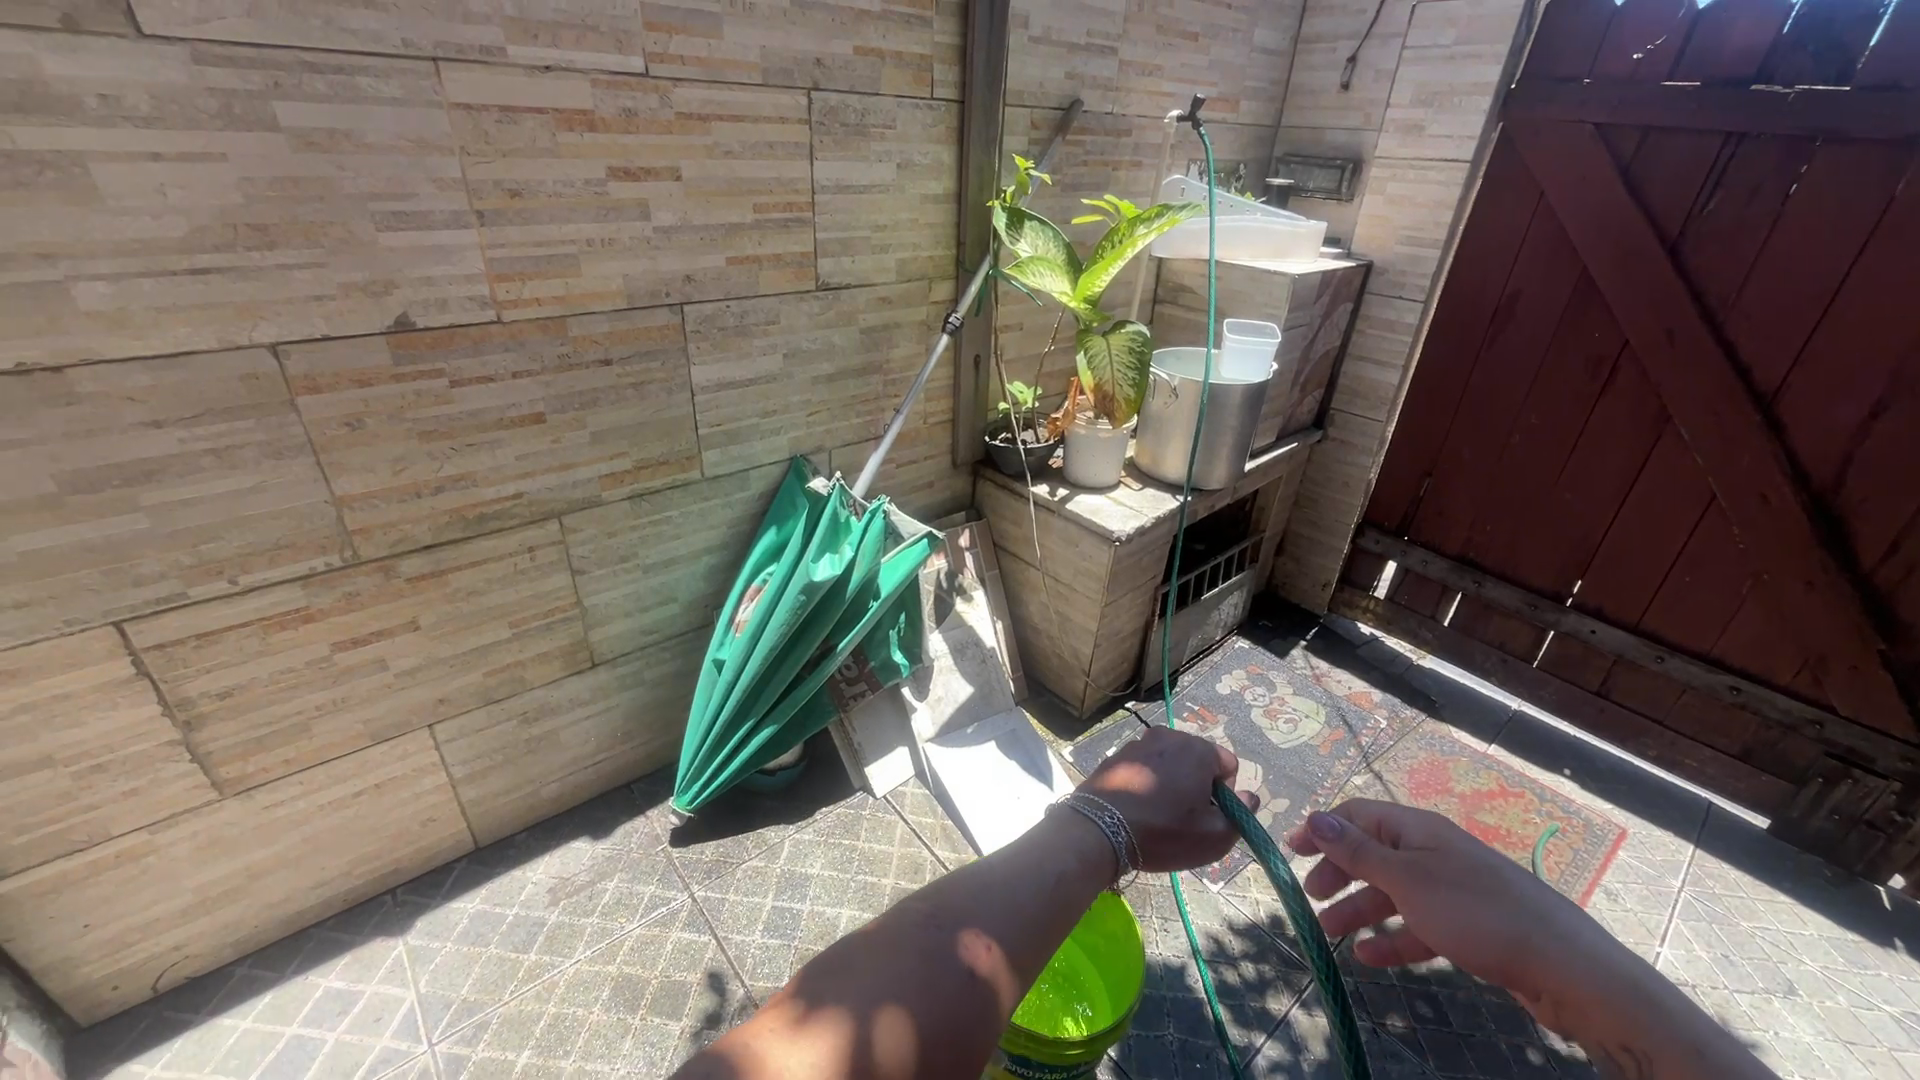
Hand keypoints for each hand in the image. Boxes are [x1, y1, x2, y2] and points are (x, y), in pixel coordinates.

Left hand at [1077, 727, 1258, 871]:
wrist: (1099, 830)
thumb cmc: (1163, 832)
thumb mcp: (1214, 835)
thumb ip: (1240, 814)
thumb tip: (1250, 797)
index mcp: (1196, 749)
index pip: (1228, 764)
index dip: (1226, 793)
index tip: (1210, 815)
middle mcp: (1167, 736)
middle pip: (1197, 761)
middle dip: (1198, 786)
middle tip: (1185, 818)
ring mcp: (1138, 743)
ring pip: (1169, 763)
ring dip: (1171, 783)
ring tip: (1158, 815)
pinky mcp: (1115, 755)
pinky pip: (1144, 767)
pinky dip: (1147, 783)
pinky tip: (1137, 808)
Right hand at [1284, 799, 1622, 1009]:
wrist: (1567, 968)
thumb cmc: (1476, 912)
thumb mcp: (1407, 879)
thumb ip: (1358, 850)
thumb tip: (1316, 816)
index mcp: (1417, 830)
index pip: (1358, 815)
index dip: (1322, 829)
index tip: (1291, 851)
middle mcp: (1433, 852)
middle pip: (1372, 854)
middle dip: (1338, 872)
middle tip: (1310, 896)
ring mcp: (1452, 890)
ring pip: (1392, 893)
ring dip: (1358, 910)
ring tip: (1330, 933)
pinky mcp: (1469, 927)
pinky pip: (1418, 926)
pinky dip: (1392, 938)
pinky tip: (1370, 957)